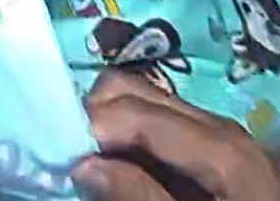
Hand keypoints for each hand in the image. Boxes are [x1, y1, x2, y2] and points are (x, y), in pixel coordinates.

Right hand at [75, 72, 279, 200]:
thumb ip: (142, 200)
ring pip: (141, 98)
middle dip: (95, 114)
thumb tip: (80, 164)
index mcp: (221, 147)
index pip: (134, 110)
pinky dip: (129, 134)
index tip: (58, 155)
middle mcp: (216, 125)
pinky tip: (122, 164)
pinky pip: (158, 121)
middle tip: (72, 156)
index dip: (90, 126)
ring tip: (93, 161)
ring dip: (109, 122)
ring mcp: (217, 134)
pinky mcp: (216, 150)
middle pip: (133, 89)